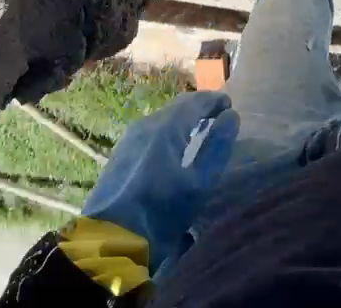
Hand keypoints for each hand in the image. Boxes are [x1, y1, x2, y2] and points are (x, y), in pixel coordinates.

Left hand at [82, 91, 239, 274]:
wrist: (110, 240)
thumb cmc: (161, 212)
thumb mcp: (199, 183)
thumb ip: (217, 147)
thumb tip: (231, 116)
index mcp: (166, 127)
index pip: (195, 101)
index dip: (215, 100)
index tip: (229, 105)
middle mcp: (147, 124)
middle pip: (178, 107)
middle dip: (199, 107)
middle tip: (217, 115)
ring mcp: (130, 138)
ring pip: (162, 119)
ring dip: (182, 119)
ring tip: (198, 129)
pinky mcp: (121, 154)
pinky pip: (150, 132)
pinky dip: (168, 131)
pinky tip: (173, 146)